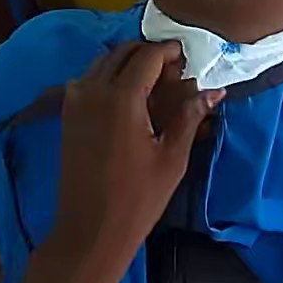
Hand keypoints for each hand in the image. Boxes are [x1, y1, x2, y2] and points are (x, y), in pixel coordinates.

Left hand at [45, 41, 222, 282]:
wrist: (89, 230)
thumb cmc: (136, 198)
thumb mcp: (171, 158)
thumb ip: (190, 117)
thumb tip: (214, 91)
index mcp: (121, 97)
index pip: (147, 56)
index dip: (169, 52)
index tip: (186, 58)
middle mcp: (94, 89)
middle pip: (122, 52)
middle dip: (148, 54)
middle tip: (172, 73)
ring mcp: (75, 100)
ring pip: (103, 61)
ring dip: (127, 62)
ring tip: (151, 83)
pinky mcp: (67, 113)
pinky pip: (88, 78)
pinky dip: (108, 75)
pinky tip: (125, 97)